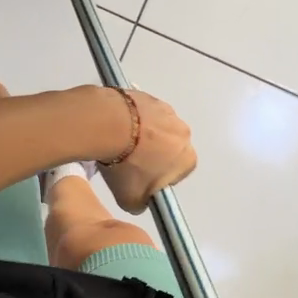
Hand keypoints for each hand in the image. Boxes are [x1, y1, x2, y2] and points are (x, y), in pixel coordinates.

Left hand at [100, 89, 195, 213]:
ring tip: (119, 142)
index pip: (177, 173)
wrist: (109, 124)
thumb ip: (142, 203)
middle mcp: (183, 131)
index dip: (158, 178)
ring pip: (156, 128)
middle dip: (152, 154)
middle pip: (168, 148)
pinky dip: (132, 118)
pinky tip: (115, 127)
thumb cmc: (128, 166)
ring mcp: (166, 109)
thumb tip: (140, 198)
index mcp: (187, 158)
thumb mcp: (132, 200)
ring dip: (142, 135)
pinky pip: (142, 112)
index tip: (140, 179)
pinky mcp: (148, 94)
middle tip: (128, 161)